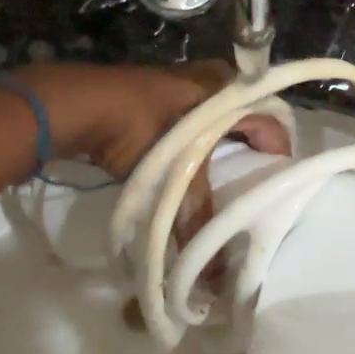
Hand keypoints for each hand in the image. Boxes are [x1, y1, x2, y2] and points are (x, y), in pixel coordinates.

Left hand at [15, 61, 290, 234]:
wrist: (73, 105)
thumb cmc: (136, 128)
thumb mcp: (175, 171)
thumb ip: (199, 214)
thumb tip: (215, 274)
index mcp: (229, 86)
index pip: (270, 118)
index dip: (278, 152)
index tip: (281, 185)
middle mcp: (214, 79)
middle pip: (249, 116)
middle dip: (255, 149)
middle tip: (257, 184)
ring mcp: (186, 84)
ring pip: (223, 118)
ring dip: (228, 146)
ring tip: (230, 182)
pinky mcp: (163, 96)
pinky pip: (199, 120)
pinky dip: (203, 143)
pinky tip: (196, 168)